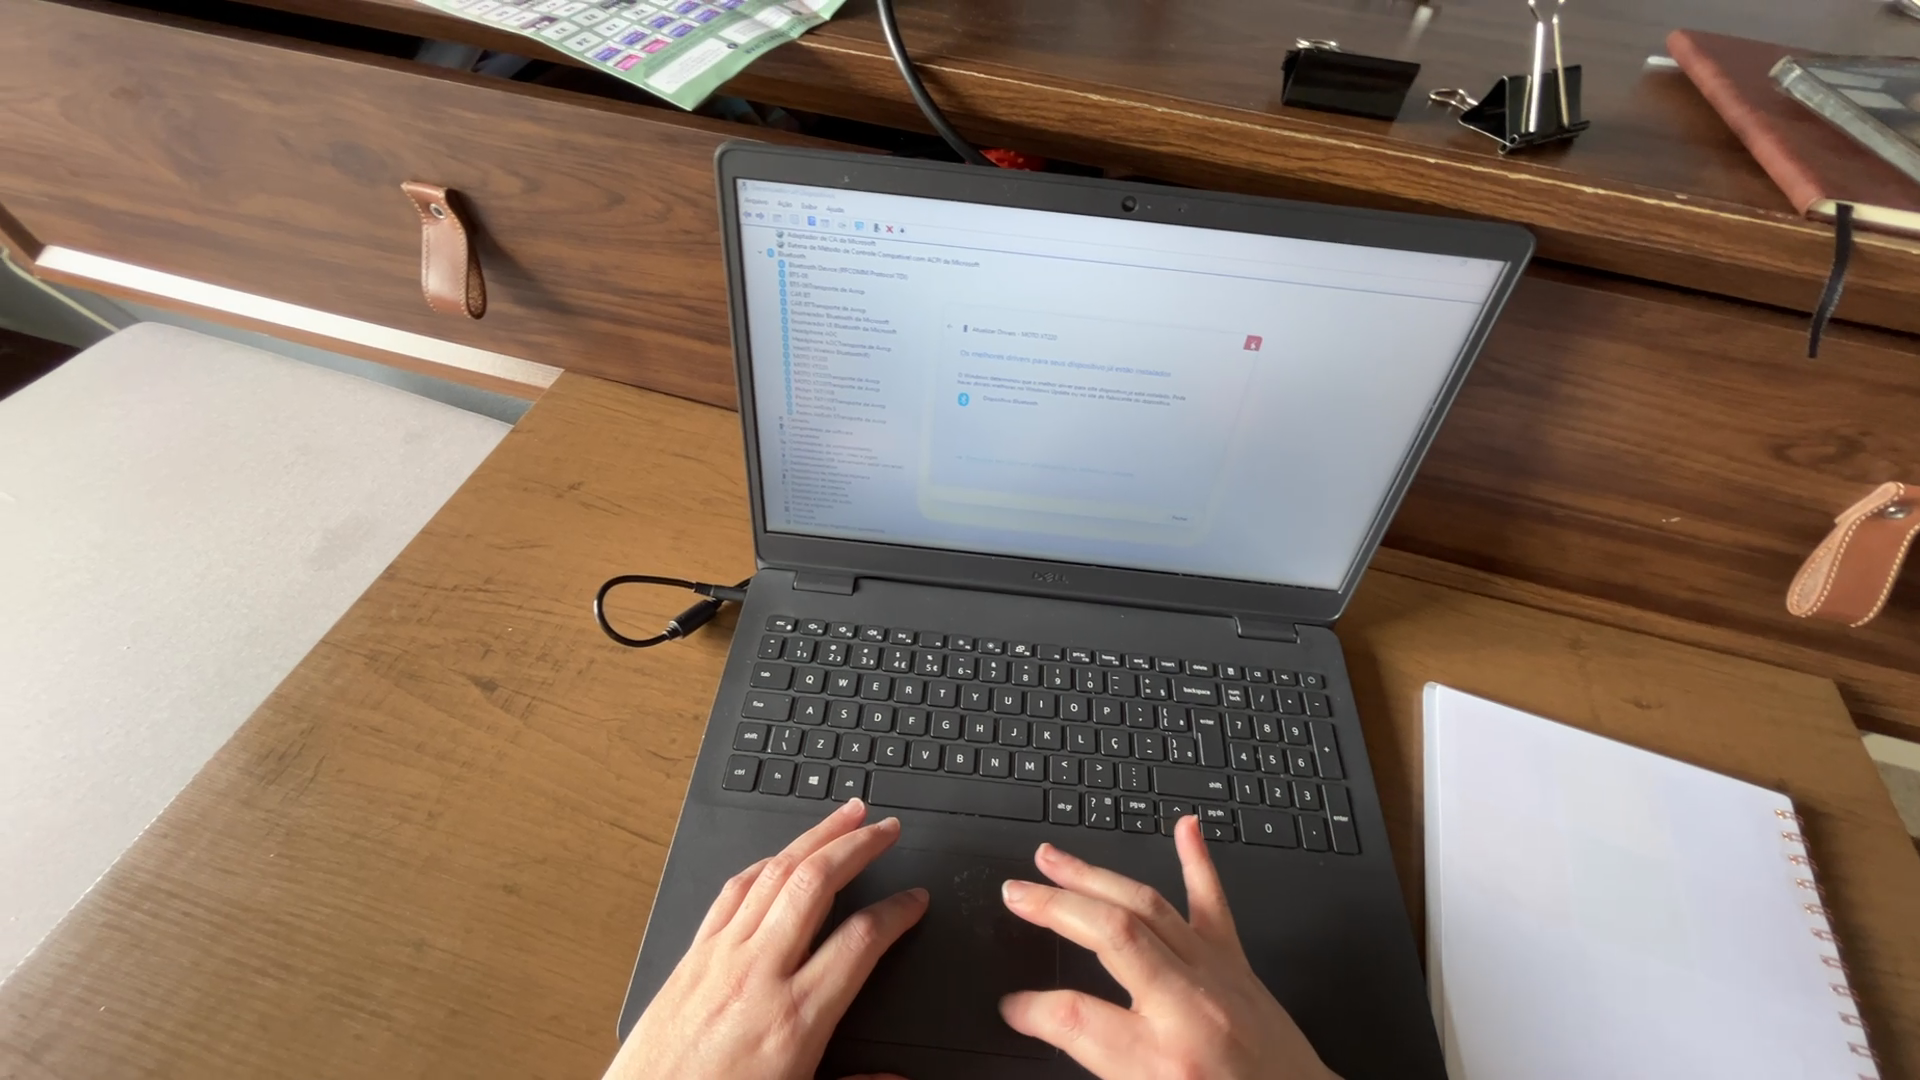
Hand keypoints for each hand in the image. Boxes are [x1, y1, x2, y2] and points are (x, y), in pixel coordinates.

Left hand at [605, 799, 927, 1079]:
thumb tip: (898, 1079)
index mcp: (794, 1020)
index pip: (862, 940)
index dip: (897, 911)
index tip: (915, 899)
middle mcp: (758, 975)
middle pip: (818, 883)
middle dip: (859, 845)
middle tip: (886, 828)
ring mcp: (720, 958)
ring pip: (776, 872)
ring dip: (817, 835)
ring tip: (846, 814)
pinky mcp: (690, 957)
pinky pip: (732, 891)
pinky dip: (765, 863)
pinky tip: (782, 854)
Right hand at [998, 816, 1339, 1079]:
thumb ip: (1104, 1062)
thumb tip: (1053, 1023)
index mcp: (1165, 1063)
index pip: (1078, 1019)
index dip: (1033, 1008)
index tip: (1012, 1004)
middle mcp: (1190, 1008)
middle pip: (1112, 933)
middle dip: (1054, 906)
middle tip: (1014, 892)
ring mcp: (1216, 975)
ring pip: (1147, 904)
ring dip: (1093, 875)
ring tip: (1053, 857)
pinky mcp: (1237, 963)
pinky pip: (1213, 903)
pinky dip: (1197, 861)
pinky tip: (1186, 827)